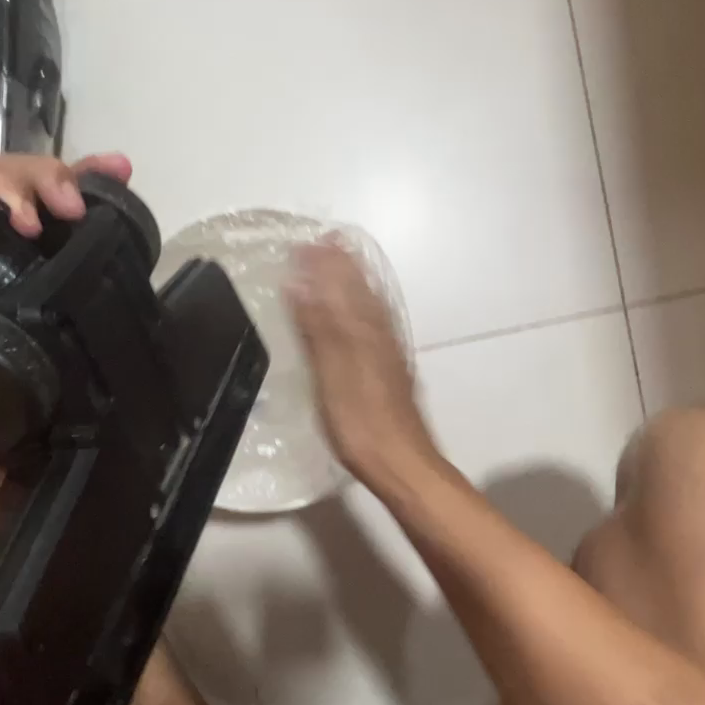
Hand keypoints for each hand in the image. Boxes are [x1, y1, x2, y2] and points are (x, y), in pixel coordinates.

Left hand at [0, 151, 134, 462]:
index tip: (26, 220)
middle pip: (14, 179)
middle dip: (42, 181)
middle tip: (64, 213)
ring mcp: (25, 256)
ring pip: (47, 194)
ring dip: (74, 181)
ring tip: (90, 198)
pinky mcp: (58, 277)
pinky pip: (76, 226)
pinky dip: (98, 191)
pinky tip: (118, 173)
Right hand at [285, 236, 438, 486]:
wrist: (402, 464)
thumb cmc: (360, 425)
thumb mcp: (331, 377)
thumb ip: (318, 330)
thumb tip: (301, 284)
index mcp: (361, 334)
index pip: (341, 287)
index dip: (324, 265)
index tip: (308, 242)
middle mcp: (379, 336)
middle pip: (360, 292)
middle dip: (343, 266)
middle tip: (328, 241)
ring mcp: (389, 354)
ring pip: (372, 307)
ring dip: (357, 282)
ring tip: (345, 262)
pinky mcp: (393, 373)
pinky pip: (379, 326)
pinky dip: (369, 309)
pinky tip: (366, 314)